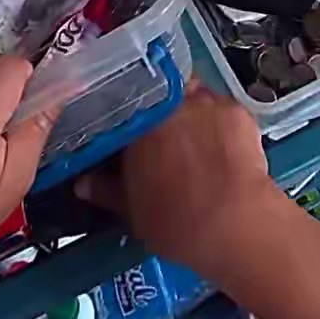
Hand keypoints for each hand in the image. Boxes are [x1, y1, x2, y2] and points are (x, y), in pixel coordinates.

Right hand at [75, 88, 288, 274]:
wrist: (234, 222)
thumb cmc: (177, 221)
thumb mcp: (133, 211)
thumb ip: (106, 190)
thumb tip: (83, 183)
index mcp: (137, 124)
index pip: (123, 111)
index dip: (126, 122)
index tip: (129, 136)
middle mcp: (170, 102)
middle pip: (159, 96)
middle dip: (159, 112)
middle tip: (163, 137)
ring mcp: (206, 101)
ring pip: (192, 95)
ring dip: (189, 112)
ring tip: (195, 139)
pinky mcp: (236, 108)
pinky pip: (221, 108)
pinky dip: (219, 122)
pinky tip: (222, 145)